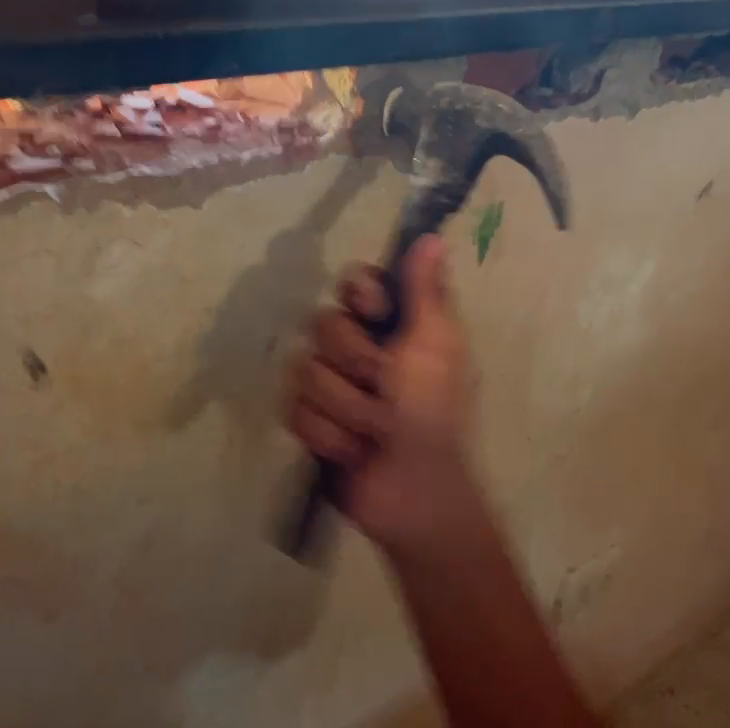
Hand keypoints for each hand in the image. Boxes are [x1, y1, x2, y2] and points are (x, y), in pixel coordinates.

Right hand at [286, 235, 484, 555]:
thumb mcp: (436, 348)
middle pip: (323, 324)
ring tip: (371, 433)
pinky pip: (292, 408)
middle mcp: (358, 349)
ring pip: (305, 370)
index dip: (359, 296)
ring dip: (344, 408)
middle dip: (354, 365)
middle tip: (384, 390)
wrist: (414, 494)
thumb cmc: (433, 414)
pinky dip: (326, 434)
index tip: (375, 313)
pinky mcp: (308, 421)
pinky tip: (349, 452)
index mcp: (394, 326)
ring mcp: (330, 385)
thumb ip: (426, 292)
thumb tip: (432, 235)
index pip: (354, 283)